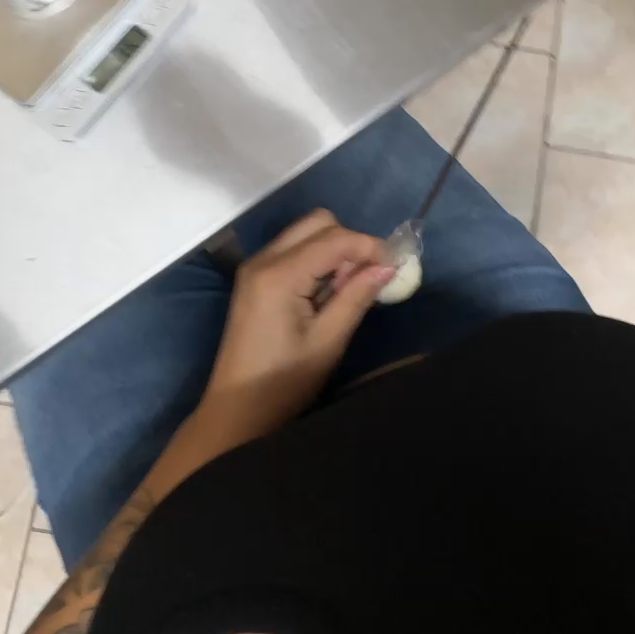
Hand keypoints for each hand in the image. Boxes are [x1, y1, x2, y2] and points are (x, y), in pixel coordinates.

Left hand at [200, 210, 396, 436]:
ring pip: (306, 233)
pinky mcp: (256, 278)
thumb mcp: (328, 341)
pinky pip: (294, 251)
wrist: (237, 410)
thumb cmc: (284, 382)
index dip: (370, 246)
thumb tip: (389, 266)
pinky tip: (327, 293)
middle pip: (318, 223)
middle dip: (350, 242)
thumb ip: (357, 296)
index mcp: (279, 274)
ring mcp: (256, 266)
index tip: (397, 265)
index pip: (334, 238)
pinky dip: (318, 260)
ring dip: (334, 251)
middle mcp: (264, 259)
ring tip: (348, 290)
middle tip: (367, 278)